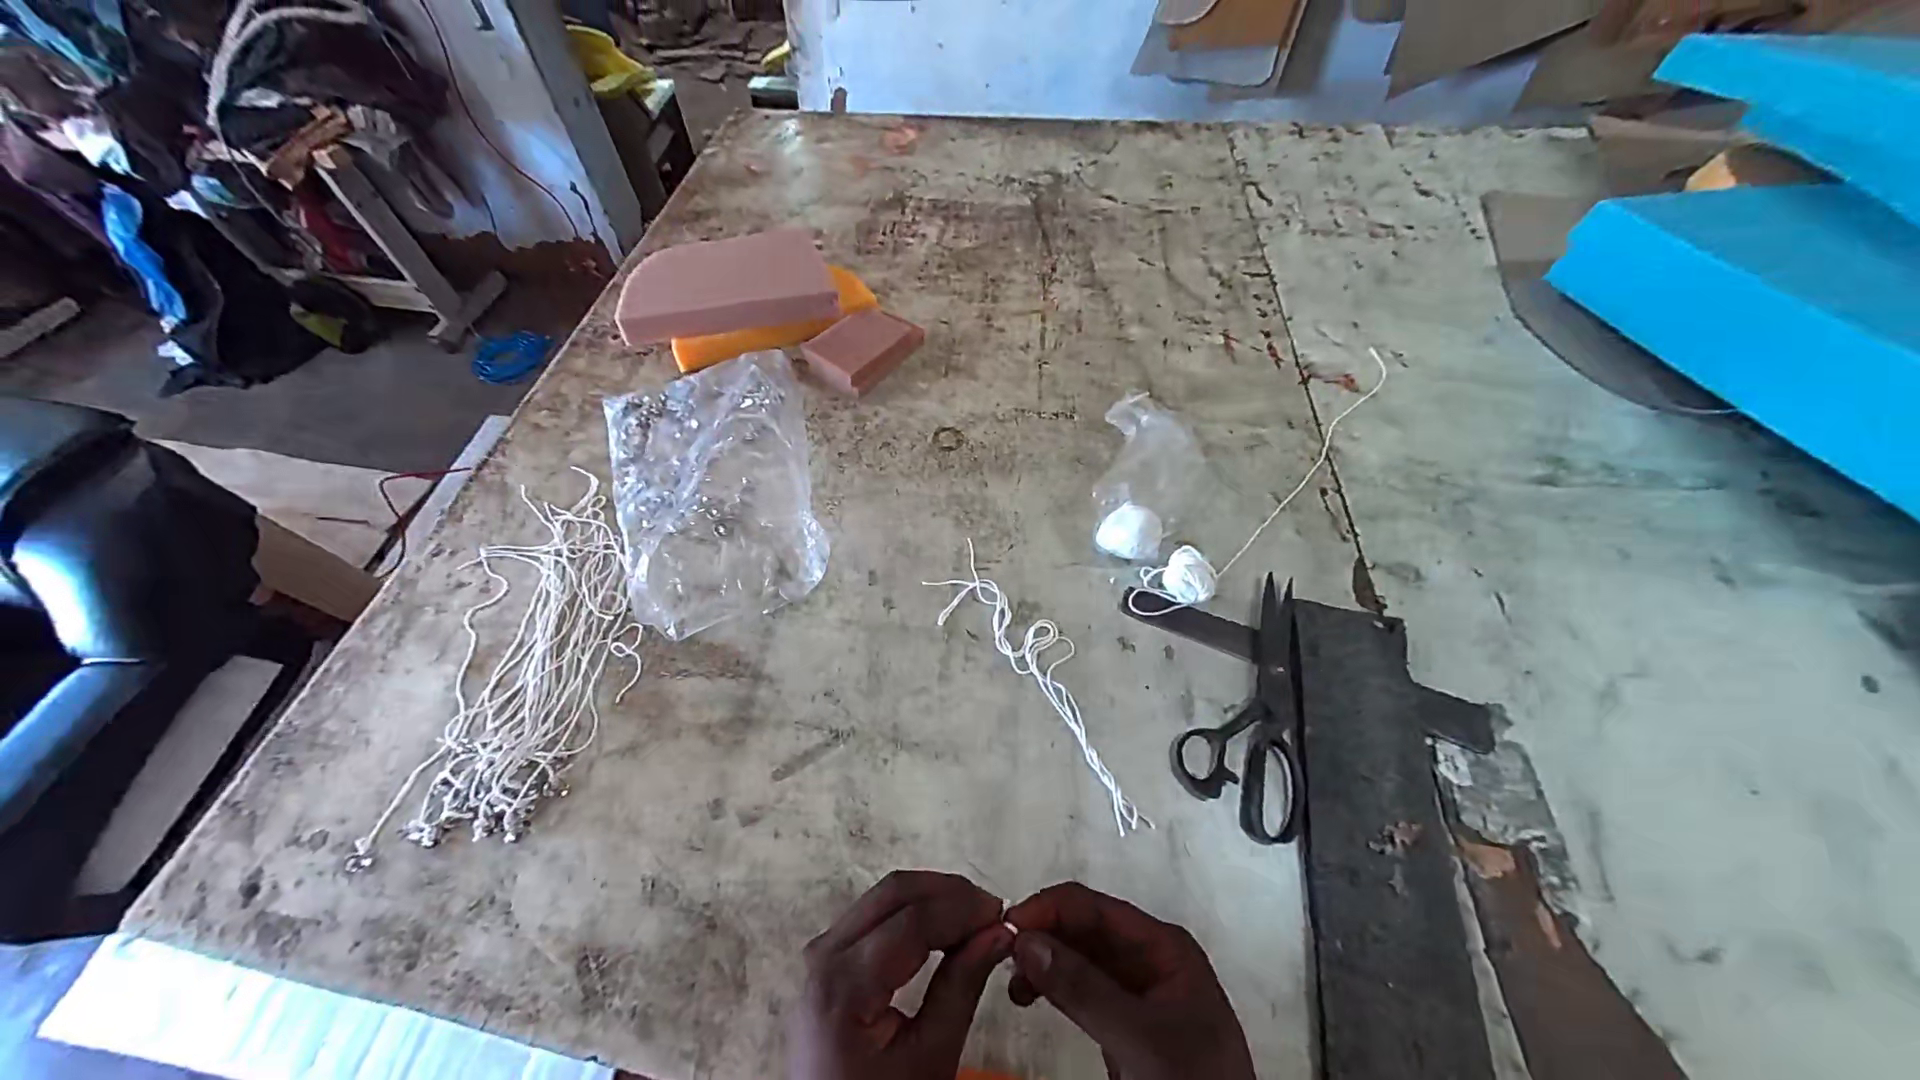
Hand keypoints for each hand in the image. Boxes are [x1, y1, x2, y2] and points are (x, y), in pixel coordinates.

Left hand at [790, 870, 1013, 1079]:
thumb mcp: (929, 1058)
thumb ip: (961, 988)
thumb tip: (999, 931)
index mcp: (843, 982)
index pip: (912, 920)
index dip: (962, 909)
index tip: (1003, 915)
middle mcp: (825, 952)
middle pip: (896, 892)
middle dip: (950, 893)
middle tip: (993, 912)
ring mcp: (824, 947)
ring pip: (887, 895)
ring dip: (935, 896)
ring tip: (976, 919)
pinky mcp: (831, 951)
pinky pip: (878, 911)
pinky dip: (916, 909)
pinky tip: (946, 925)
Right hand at [1005, 883, 1254, 1079]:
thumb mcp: (1141, 1036)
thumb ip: (1084, 988)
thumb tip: (1024, 939)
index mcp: (1162, 946)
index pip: (1095, 908)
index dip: (1049, 909)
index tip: (1007, 926)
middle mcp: (1148, 957)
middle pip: (1084, 928)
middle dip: (1042, 934)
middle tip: (999, 954)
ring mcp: (1136, 991)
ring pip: (1078, 957)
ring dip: (1042, 961)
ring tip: (1010, 982)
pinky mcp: (1124, 1022)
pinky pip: (1081, 990)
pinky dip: (1052, 988)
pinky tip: (1027, 996)